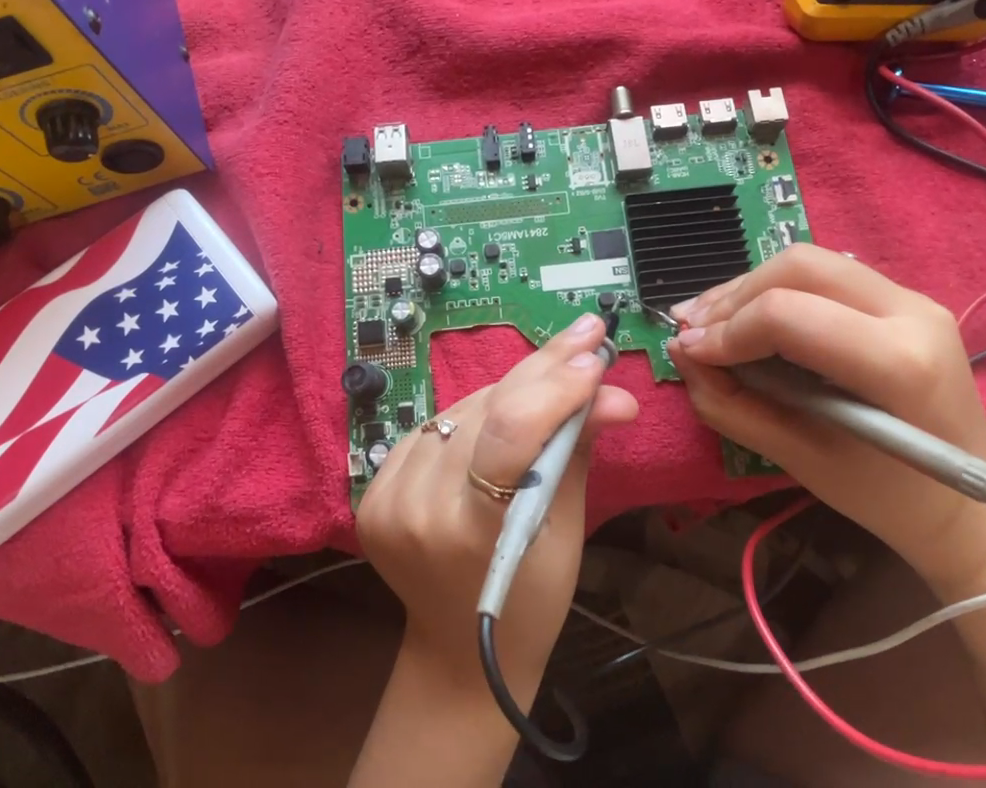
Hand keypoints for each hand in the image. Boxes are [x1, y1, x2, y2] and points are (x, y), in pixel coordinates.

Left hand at [355, 313, 638, 699]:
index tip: (596, 356)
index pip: (510, 434)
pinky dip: (476, 411)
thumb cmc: (530, 604)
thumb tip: (612, 393)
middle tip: (587, 335)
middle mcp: (418, 506)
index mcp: (470, 530)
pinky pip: (435, 428)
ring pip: (460, 410)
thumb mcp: (565, 534)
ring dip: (512, 387)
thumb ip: (576, 452)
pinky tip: (509, 402)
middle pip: (485, 411)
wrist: (457, 649)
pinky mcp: (373, 490)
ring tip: (557, 368)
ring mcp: (387, 497)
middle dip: (542, 371)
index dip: (555, 388)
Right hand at [667, 244, 985, 591]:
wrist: (972, 511)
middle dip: (733, 295)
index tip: (687, 353)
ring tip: (708, 321)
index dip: (726, 331)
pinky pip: (829, 277)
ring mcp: (914, 299)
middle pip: (800, 266)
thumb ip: (732, 405)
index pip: (788, 314)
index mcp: (898, 362)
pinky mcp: (905, 301)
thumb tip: (682, 355)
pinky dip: (779, 291)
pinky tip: (748, 318)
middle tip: (690, 329)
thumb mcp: (800, 459)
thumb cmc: (889, 500)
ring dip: (751, 287)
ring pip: (812, 261)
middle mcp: (912, 311)